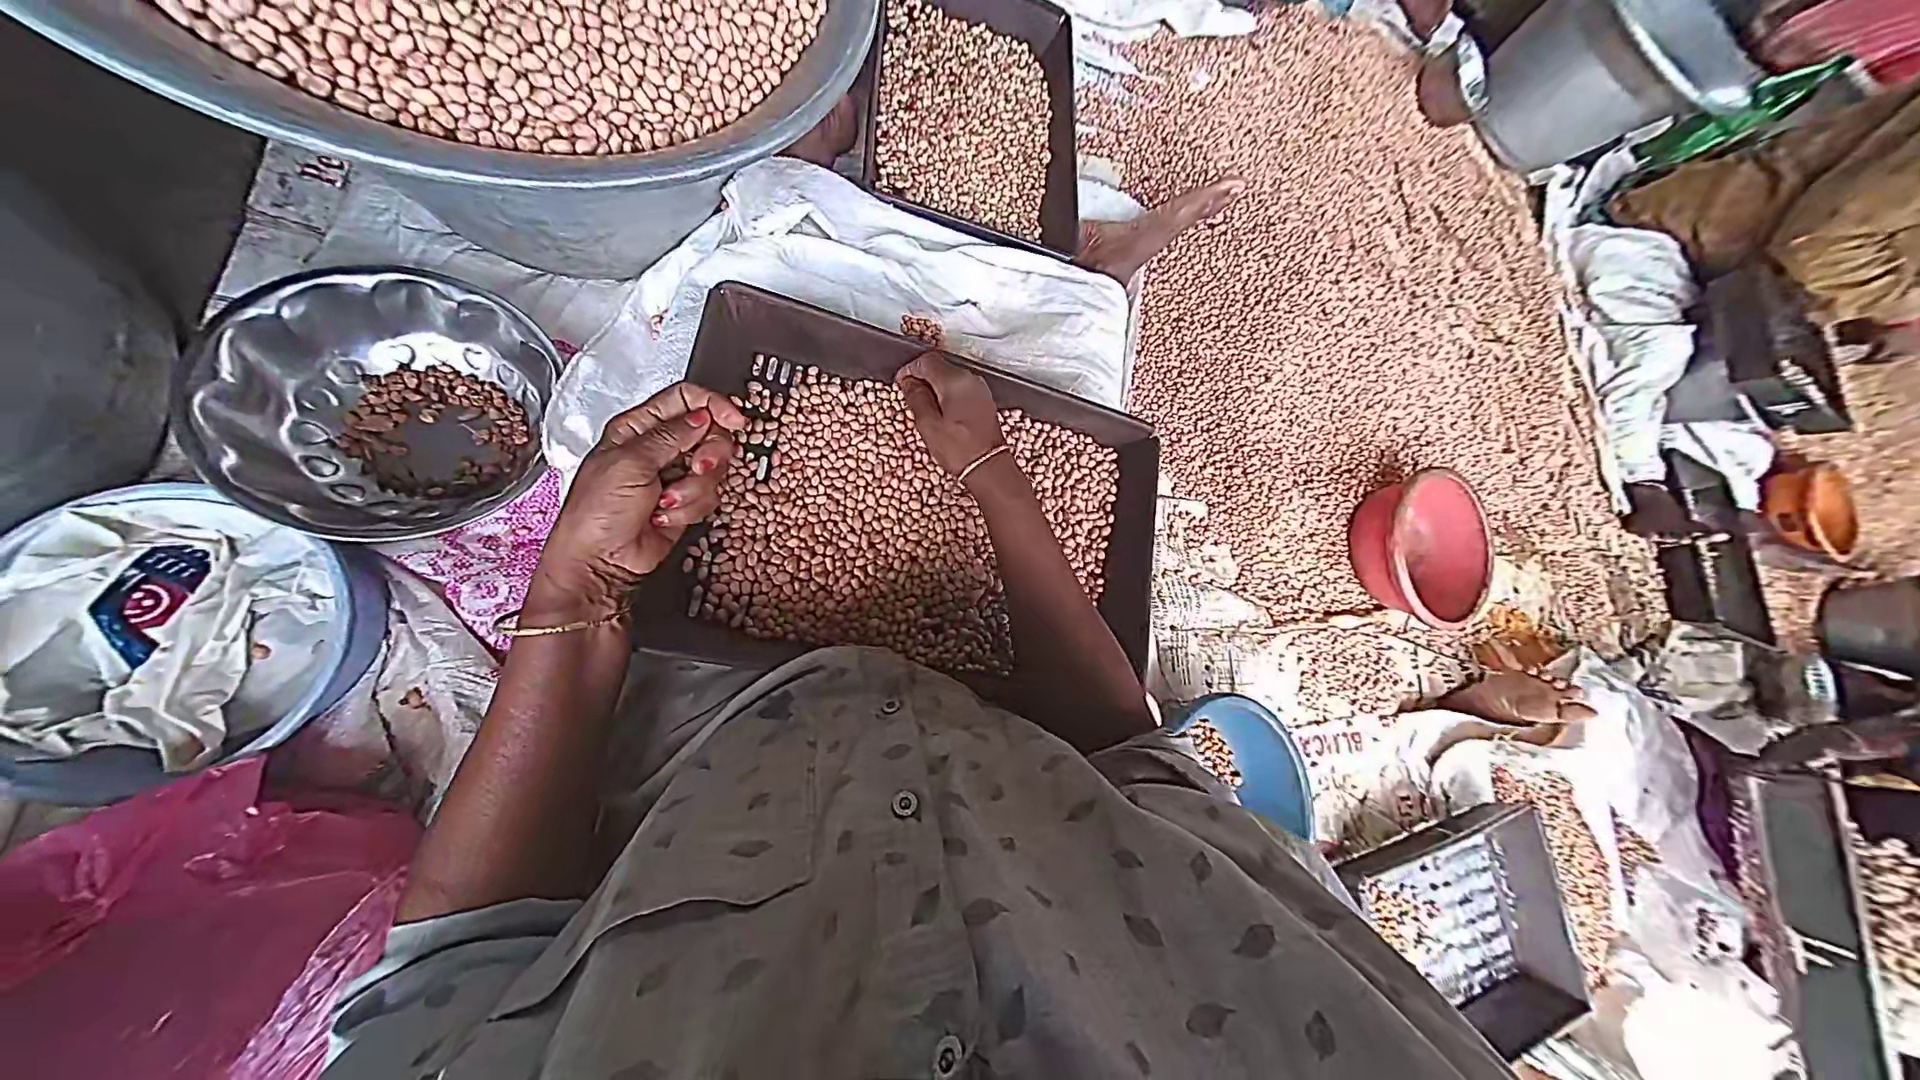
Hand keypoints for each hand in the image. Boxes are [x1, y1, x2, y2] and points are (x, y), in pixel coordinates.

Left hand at [531, 382, 745, 614]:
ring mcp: (675, 475)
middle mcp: (660, 448)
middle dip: (710, 454)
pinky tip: (665, 515)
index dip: (714, 405)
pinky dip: (691, 508)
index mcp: (638, 427)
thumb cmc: (597, 513)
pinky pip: (710, 495)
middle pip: (710, 433)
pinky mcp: (687, 501)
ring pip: (714, 468)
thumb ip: (671, 435)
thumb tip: (703, 416)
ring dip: (694, 489)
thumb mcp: (630, 463)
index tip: (734, 420)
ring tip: (667, 501)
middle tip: (698, 467)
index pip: (686, 399)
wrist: (600, 560)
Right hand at [895, 352, 1006, 479]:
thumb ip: (916, 397)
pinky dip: (948, 395)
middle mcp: (970, 379)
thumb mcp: (928, 424)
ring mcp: (980, 389)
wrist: (988, 466)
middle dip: (922, 377)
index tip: (901, 382)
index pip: (927, 360)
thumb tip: (908, 382)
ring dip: (935, 387)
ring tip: (924, 407)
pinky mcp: (984, 400)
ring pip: (951, 377)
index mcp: (954, 381)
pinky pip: (961, 389)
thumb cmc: (959, 449)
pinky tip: (942, 412)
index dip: (910, 369)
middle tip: (910, 394)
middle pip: (940, 366)